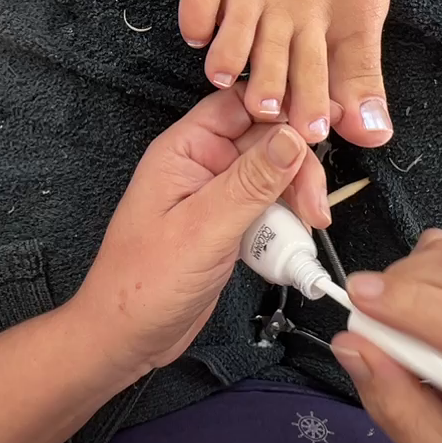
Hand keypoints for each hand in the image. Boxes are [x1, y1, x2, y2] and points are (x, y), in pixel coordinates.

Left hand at [67, 87, 320, 377]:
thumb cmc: (142, 284)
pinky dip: (286, 223)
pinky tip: (290, 245)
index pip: (240, 104)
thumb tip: (290, 138)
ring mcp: (217, 194)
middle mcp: (202, 164)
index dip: (280, 111)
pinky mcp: (229, 222)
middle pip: (266, 139)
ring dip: (296, 198)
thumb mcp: (202, 229)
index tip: (314, 134)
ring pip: (274, 175)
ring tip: (306, 228)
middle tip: (314, 206)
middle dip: (297, 166)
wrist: (127, 338)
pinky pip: (269, 207)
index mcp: (185, 149)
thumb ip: (250, 183)